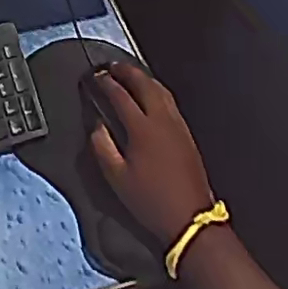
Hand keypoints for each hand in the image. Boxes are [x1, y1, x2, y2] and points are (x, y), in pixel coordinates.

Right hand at [88, 62, 214, 241]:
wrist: (192, 222)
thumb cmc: (150, 200)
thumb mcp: (116, 177)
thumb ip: (102, 145)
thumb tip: (96, 124)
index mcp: (142, 128)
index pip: (120, 95)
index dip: (106, 83)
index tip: (95, 77)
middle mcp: (162, 120)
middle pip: (144, 85)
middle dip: (126, 72)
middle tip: (112, 66)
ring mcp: (178, 126)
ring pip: (161, 90)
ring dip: (143, 78)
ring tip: (130, 74)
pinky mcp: (187, 135)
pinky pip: (170, 101)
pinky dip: (156, 90)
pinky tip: (151, 94)